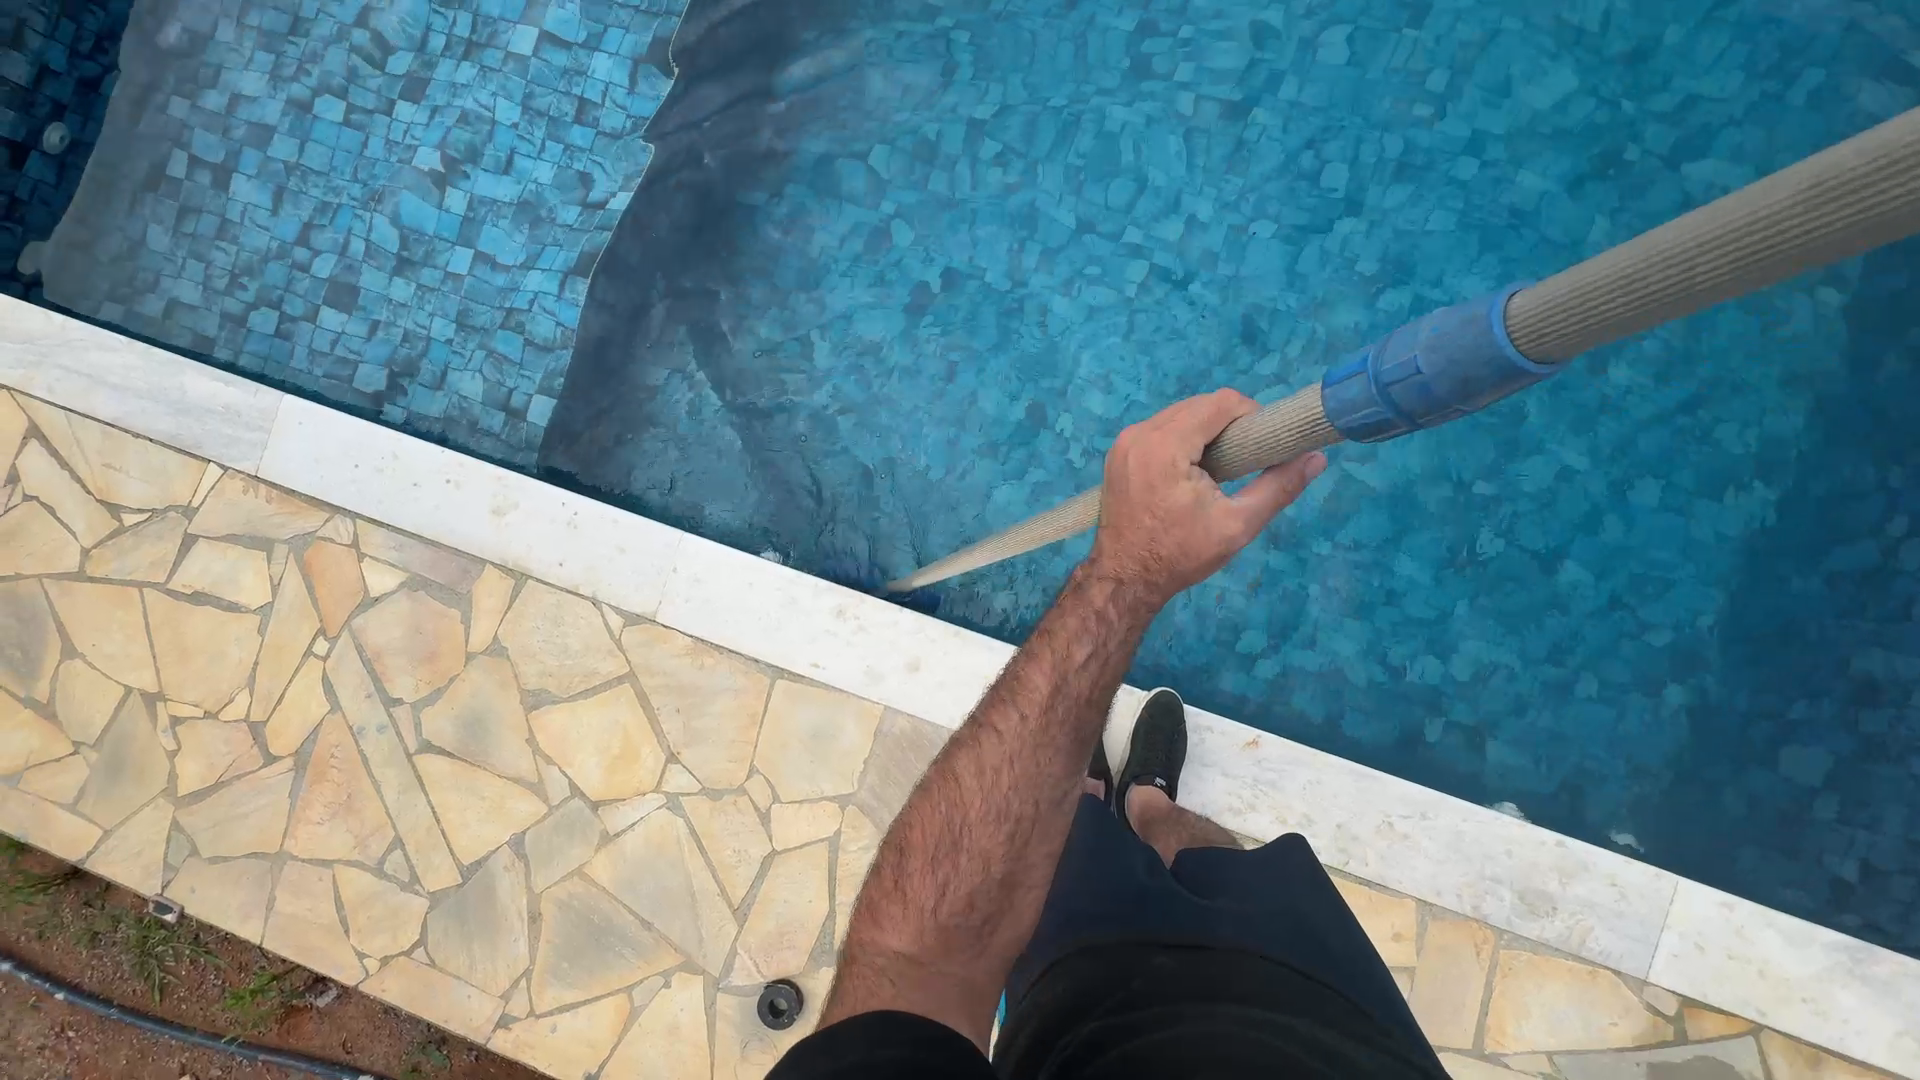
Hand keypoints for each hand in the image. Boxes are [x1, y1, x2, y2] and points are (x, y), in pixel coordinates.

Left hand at [1087, 389, 1325, 606]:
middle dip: (1228, 423)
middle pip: (1198, 405)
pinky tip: (1193, 470)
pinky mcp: (1119, 453)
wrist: (1126, 577)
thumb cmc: (1180, 555)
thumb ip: (1278, 487)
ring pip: (1178, 414)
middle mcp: (1139, 434)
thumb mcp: (1237, 525)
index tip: (1263, 443)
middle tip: (1246, 459)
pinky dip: (1182, 439)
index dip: (1250, 414)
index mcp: (1164, 446)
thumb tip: (1317, 458)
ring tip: (1222, 467)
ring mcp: (1124, 442)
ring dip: (1205, 430)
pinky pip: (1159, 429)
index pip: (1219, 403)